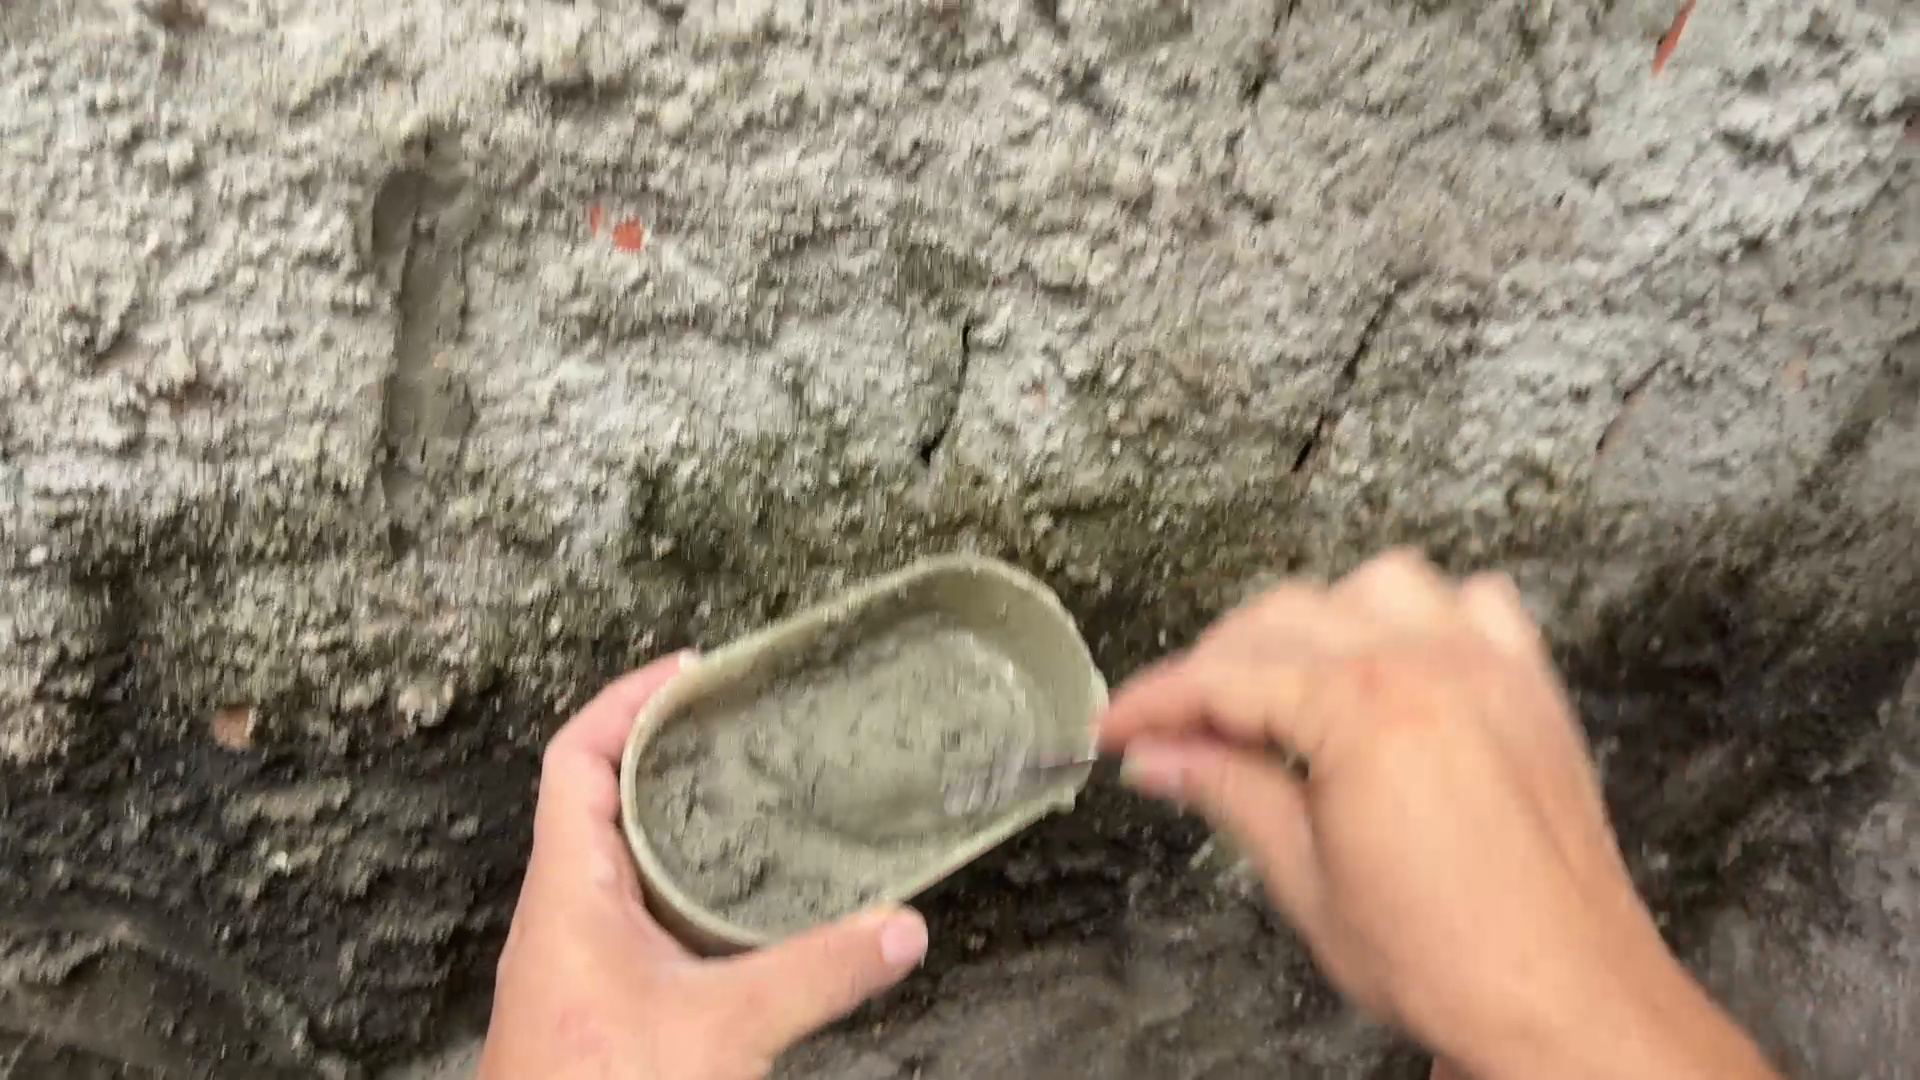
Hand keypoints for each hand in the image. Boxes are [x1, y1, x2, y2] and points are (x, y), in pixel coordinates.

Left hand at [477, 654, 929, 1079]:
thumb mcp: (725, 1029)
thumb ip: (821, 973)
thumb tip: (907, 925)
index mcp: (570, 889)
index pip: (574, 757)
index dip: (626, 700)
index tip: (692, 670)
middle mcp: (567, 903)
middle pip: (599, 783)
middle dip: (663, 734)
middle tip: (736, 707)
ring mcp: (583, 942)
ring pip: (620, 835)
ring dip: (673, 792)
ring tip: (745, 764)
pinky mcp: (607, 975)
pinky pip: (641, 882)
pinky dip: (684, 851)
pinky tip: (739, 863)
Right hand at [1097, 550, 1777, 1079]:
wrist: (1577, 1014)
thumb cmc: (1448, 961)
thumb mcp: (1302, 876)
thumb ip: (1221, 789)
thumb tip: (1154, 756)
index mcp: (1363, 713)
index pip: (1220, 681)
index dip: (1151, 701)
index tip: (1115, 724)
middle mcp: (1425, 668)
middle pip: (1274, 621)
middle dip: (1209, 666)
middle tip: (1177, 723)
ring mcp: (1483, 668)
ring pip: (1367, 584)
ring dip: (1308, 621)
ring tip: (1278, 678)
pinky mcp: (1526, 686)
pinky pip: (1470, 601)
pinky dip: (1416, 613)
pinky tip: (1387, 656)